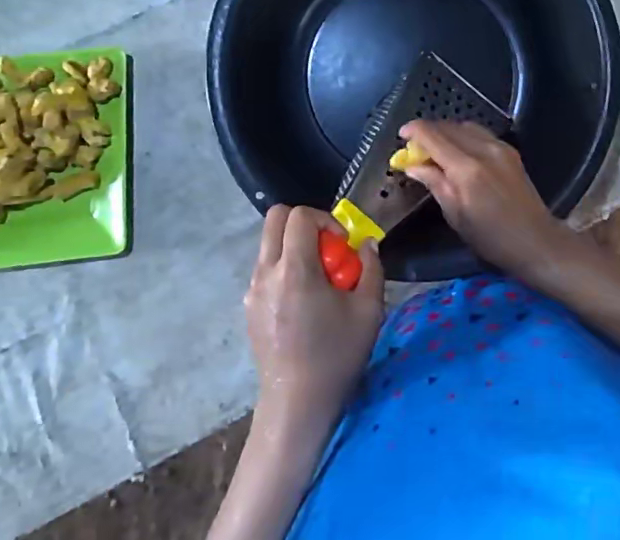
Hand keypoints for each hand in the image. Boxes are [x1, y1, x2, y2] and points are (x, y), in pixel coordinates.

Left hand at [245, 205, 383, 417]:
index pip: (299, 215)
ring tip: (317, 280)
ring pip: (268, 243)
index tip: (341, 245)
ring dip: (293, 246)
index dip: (325, 219)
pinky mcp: (248, 307)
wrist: (296, 405)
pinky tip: (302, 302)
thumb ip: (371, 268)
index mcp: (294, 269)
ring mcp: (252, 290)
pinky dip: (284, 269)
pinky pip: (265, 269)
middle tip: (326, 249)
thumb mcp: (368, 311)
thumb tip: (366, 242)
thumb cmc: (335, 357)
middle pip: (275, 218)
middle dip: (304, 223)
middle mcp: (266, 273)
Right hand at [398, 119, 575, 276]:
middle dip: (428, 131)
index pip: (433, 135)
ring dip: (446, 131)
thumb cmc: (491, 237)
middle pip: (448, 126)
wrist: (537, 241)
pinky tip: (458, 151)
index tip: (401, 136)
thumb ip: (434, 183)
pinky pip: (479, 133)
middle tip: (415, 147)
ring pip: (464, 125)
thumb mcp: (455, 215)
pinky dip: (463, 135)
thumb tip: (412, 165)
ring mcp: (499, 147)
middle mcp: (483, 149)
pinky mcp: (510, 150)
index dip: (414, 131)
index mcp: (466, 168)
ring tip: (435, 148)